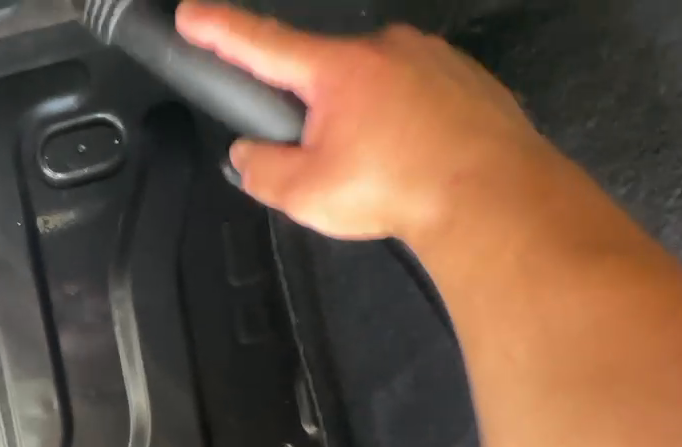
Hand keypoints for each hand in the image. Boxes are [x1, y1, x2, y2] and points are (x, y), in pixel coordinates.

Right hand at [174, 1, 560, 243]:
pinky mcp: (459, 75)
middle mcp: (386, 49)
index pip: (263, 45)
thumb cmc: (393, 187)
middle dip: (303, 120)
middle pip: (316, 79)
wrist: (490, 193)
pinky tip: (395, 162)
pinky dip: (388, 128)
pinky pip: (401, 97)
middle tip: (315, 166)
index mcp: (340, 70)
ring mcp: (429, 56)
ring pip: (361, 91)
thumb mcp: (298, 192)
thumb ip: (258, 168)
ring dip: (349, 127)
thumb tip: (250, 151)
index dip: (220, 31)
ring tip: (365, 171)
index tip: (191, 14)